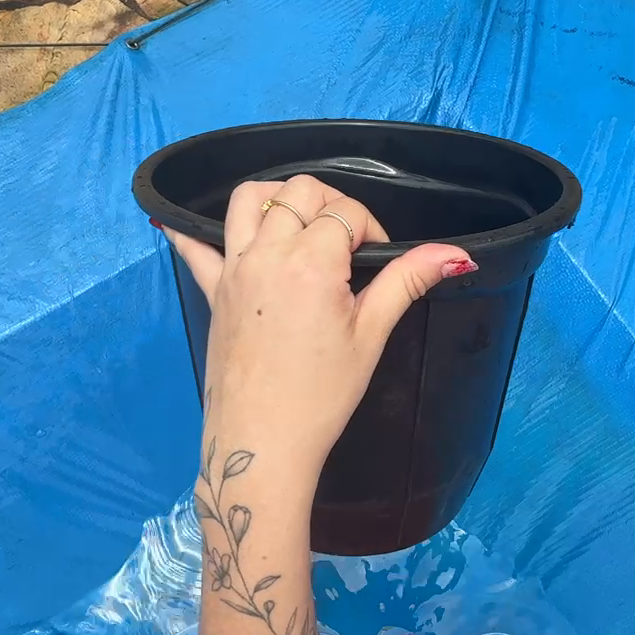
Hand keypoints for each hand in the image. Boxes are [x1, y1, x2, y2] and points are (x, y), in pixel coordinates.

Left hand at [158, 176, 474, 475]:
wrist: (262, 441)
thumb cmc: (322, 395)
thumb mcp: (371, 335)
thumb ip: (407, 281)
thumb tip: (455, 253)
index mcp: (311, 262)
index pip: (345, 212)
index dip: (370, 228)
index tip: (378, 259)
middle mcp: (266, 253)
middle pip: (298, 192)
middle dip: (330, 204)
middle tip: (346, 244)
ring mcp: (234, 269)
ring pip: (248, 199)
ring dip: (277, 198)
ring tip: (299, 226)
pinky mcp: (213, 290)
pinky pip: (192, 247)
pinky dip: (189, 230)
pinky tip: (179, 222)